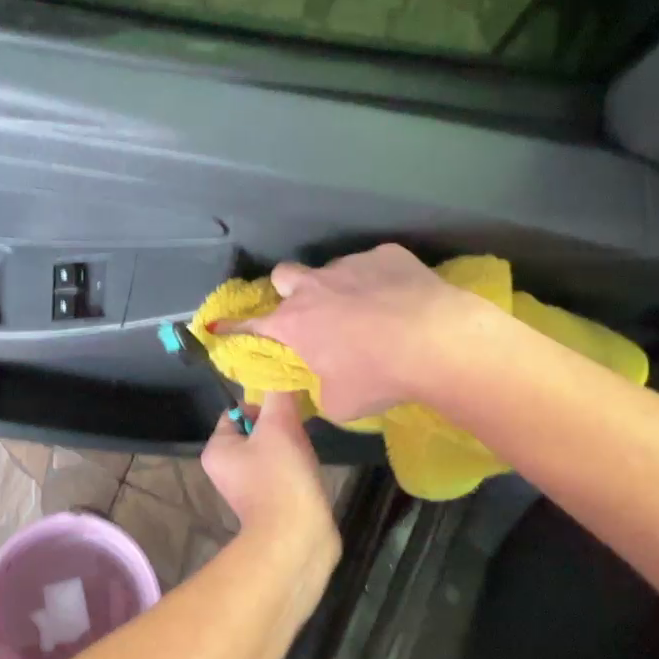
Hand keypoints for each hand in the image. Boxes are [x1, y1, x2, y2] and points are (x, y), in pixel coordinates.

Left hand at [200, 393, 338, 561]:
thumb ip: (278, 395)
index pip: (236, 411)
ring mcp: (247, 489)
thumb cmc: (279, 477)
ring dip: (291, 447)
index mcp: (217, 449)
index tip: (284, 411)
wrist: (297, 538)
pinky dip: (297, 469)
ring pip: (271, 451)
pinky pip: (282, 473)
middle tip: (298, 433)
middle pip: (256, 431)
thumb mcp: (279, 425)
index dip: (261, 406)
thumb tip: (280, 374)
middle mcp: (225, 469)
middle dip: (280, 427)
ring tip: (305, 455)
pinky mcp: (270, 503)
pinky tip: (309, 473)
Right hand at [250, 244, 492, 420]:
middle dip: (291, 291)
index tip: (220, 326)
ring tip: (372, 311)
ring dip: (342, 288)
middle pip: (284, 275)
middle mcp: (314, 287)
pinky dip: (381, 281)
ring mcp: (350, 265)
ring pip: (334, 271)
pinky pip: (375, 265)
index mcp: (294, 322)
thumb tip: (324, 385)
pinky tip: (403, 301)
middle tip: (312, 312)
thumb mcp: (340, 403)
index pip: (252, 323)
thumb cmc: (379, 376)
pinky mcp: (387, 255)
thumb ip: (321, 390)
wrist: (438, 342)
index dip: (235, 327)